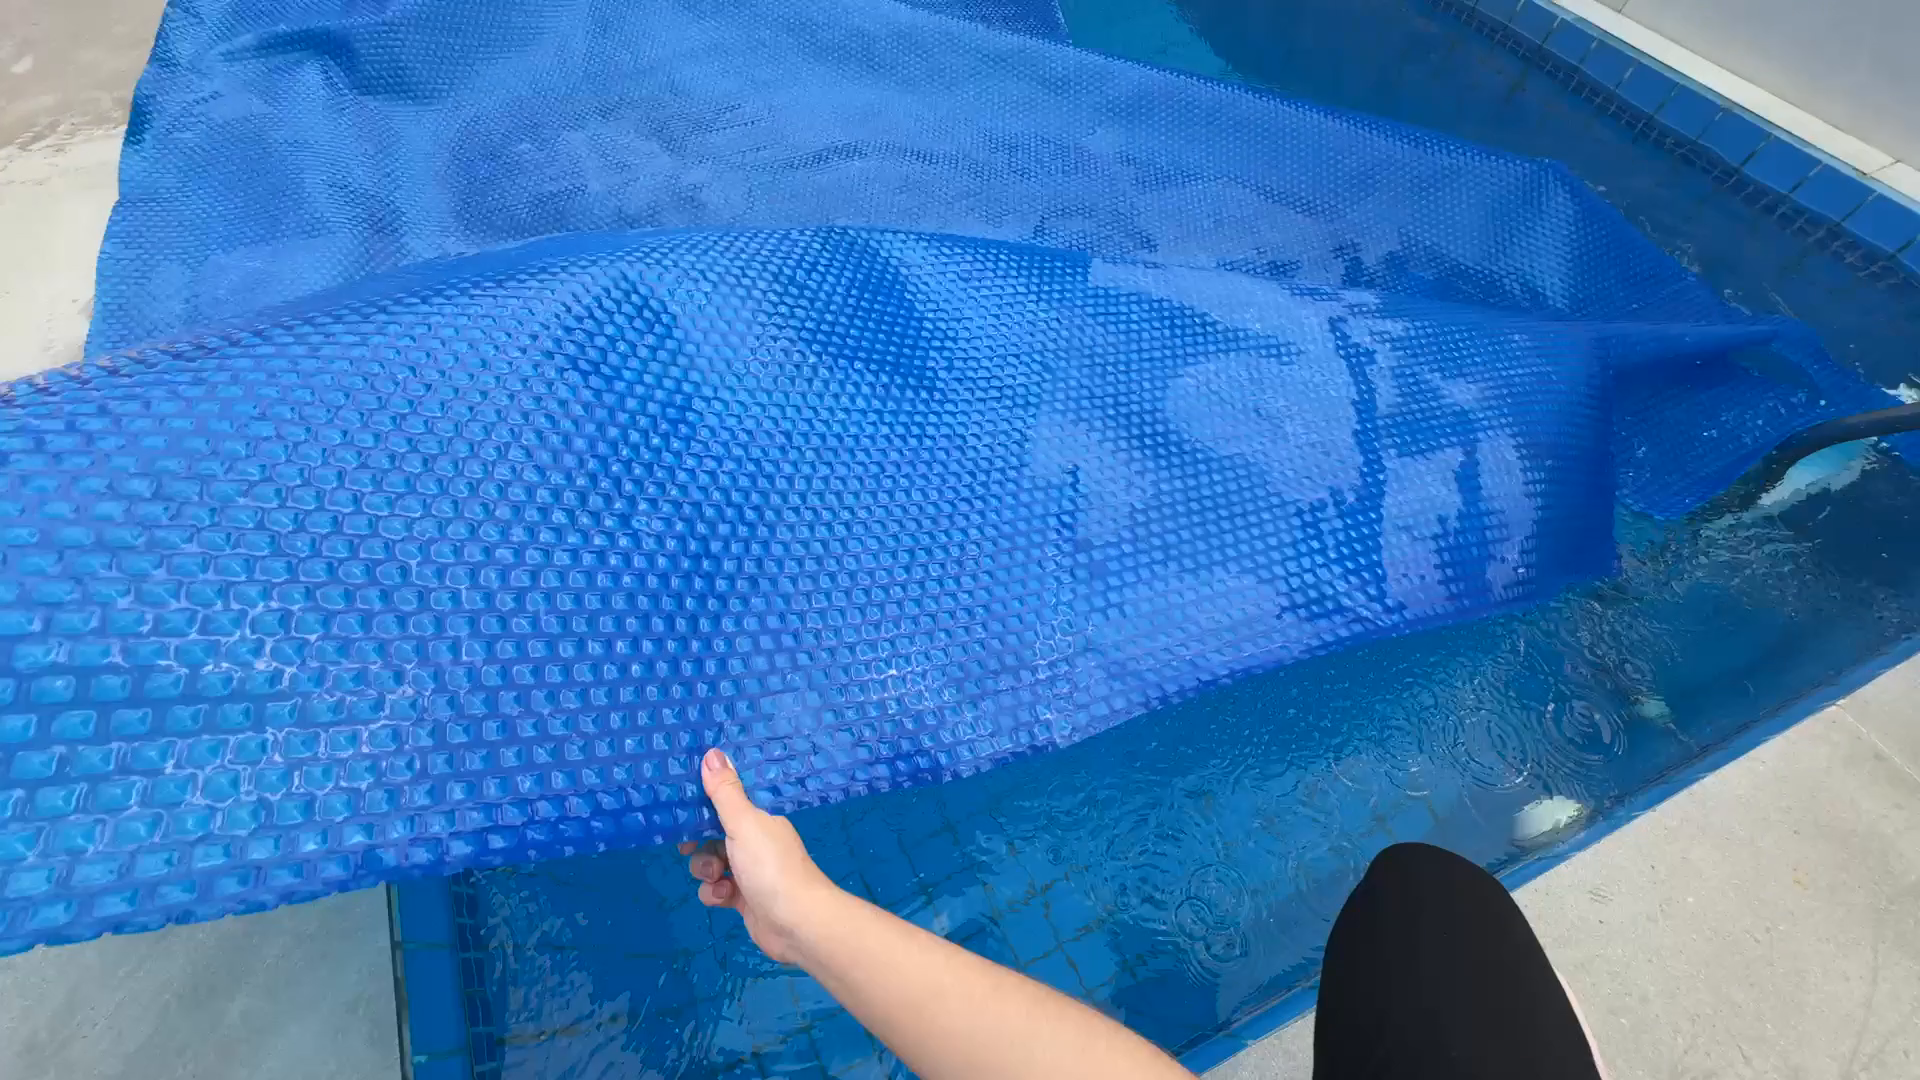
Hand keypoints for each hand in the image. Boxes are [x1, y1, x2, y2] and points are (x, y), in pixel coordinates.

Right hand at [680, 748, 841, 964]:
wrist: (795, 921)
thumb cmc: (770, 865)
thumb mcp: (744, 823)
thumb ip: (725, 792)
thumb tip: (713, 752)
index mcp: (760, 818)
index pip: (728, 803)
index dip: (704, 807)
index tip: (682, 811)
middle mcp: (757, 841)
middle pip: (714, 835)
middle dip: (699, 845)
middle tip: (690, 849)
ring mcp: (751, 871)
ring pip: (712, 864)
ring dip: (706, 871)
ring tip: (718, 877)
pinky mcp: (745, 898)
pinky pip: (717, 890)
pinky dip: (716, 894)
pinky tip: (725, 898)